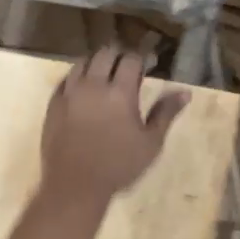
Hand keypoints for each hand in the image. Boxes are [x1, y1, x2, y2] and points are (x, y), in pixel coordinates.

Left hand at [40, 48, 188, 204]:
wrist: (75, 184)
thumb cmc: (119, 165)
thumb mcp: (151, 142)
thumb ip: (166, 113)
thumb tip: (185, 92)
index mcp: (120, 92)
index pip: (131, 59)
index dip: (141, 58)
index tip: (148, 64)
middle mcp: (93, 85)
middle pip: (105, 53)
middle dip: (118, 54)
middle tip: (127, 66)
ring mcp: (70, 93)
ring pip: (82, 62)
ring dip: (96, 63)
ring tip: (105, 74)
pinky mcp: (54, 104)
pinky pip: (65, 79)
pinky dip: (77, 77)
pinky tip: (83, 88)